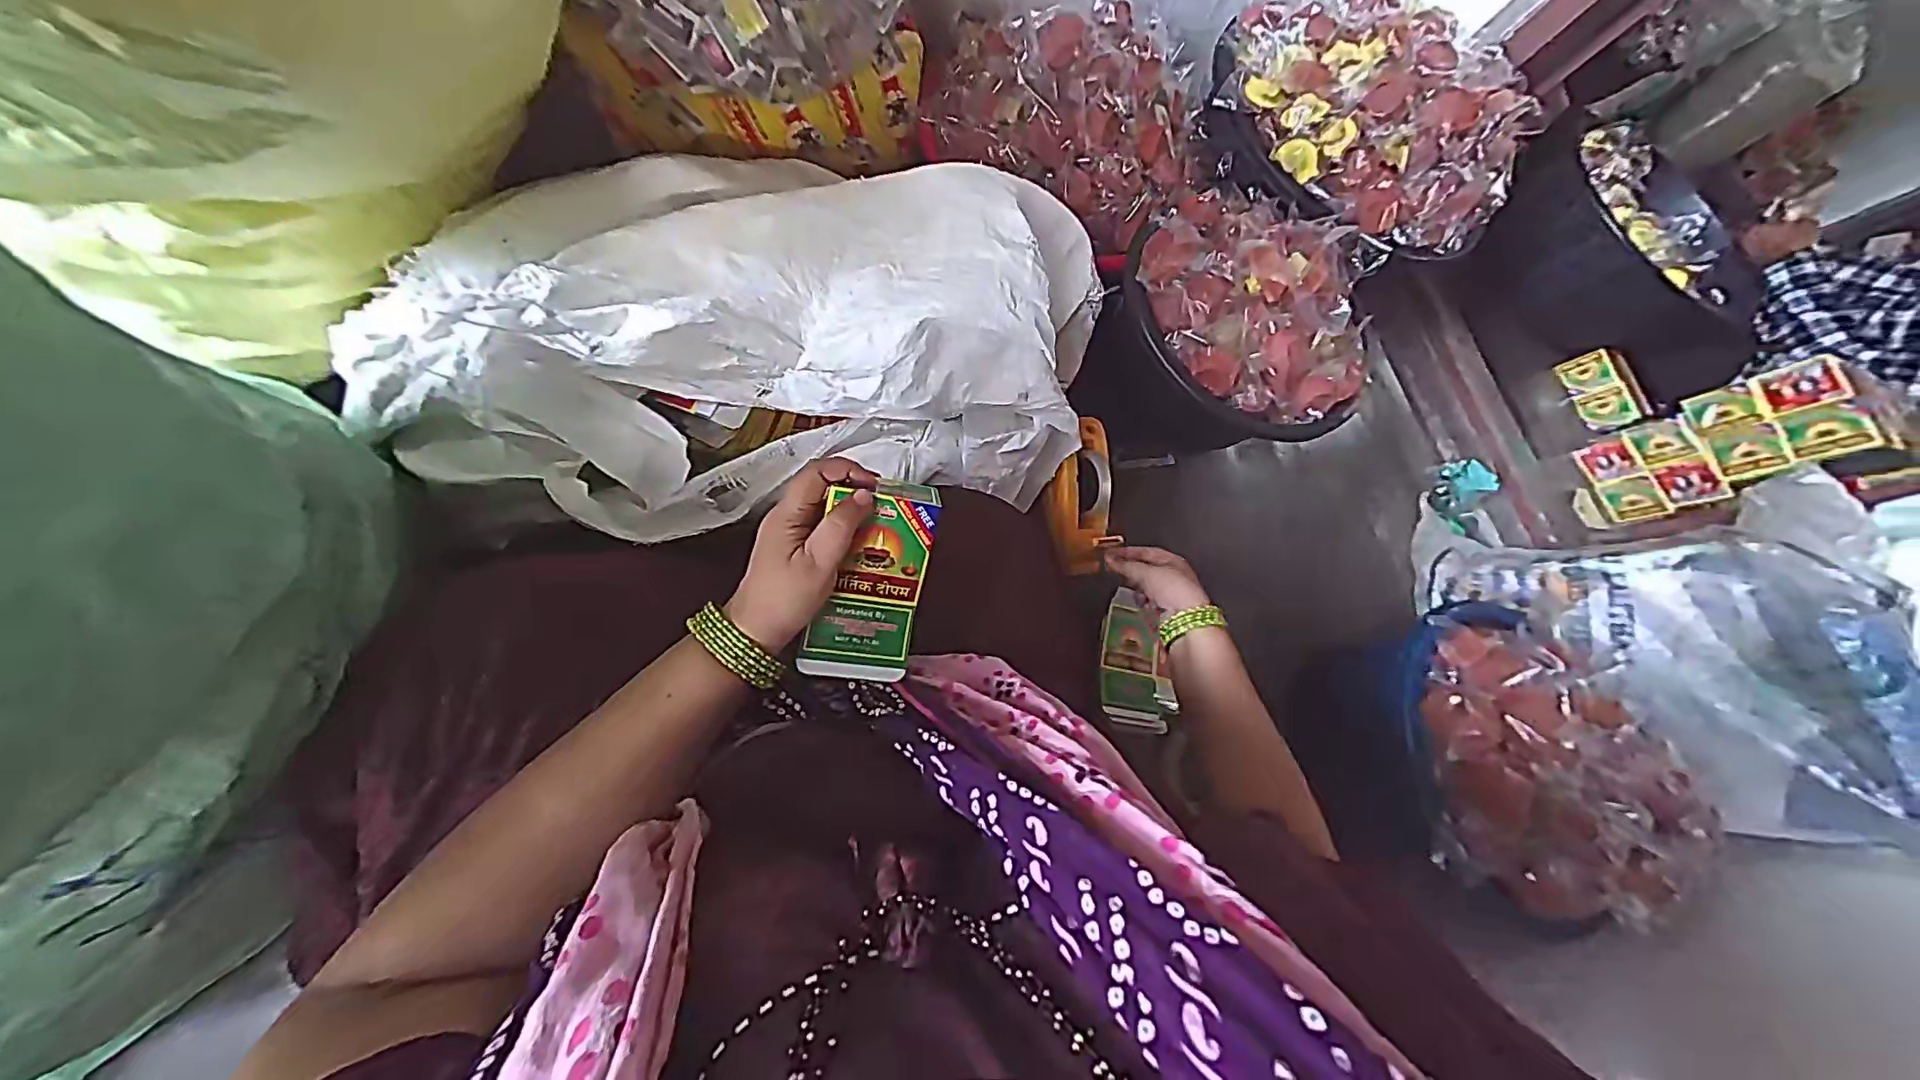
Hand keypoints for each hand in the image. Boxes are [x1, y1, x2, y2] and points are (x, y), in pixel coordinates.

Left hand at [725, 457, 879, 649]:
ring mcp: (790, 531)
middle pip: (823, 485)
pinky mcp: (796, 546)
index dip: (849, 470)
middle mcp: (787, 516)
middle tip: (882, 504)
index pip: (818, 471)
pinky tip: (861, 543)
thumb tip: (864, 495)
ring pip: (825, 506)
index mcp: (787, 514)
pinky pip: (824, 526)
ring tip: (877, 523)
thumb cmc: (783, 600)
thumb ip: (841, 525)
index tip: (875, 486)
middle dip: (855, 489)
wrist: (755, 631)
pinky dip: (845, 529)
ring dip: (852, 510)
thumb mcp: (819, 563)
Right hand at [1104, 546, 1212, 616]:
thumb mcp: (1147, 573)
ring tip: (1121, 584)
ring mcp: (1170, 592)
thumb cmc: (1172, 589)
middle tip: (1112, 568)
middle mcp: (1173, 575)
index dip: (1128, 552)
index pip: (1147, 552)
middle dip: (1130, 568)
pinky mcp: (1166, 608)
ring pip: (1146, 585)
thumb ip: (1127, 565)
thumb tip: (1110, 559)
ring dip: (1134, 584)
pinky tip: (1135, 600)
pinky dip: (1141, 599)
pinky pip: (1149, 599)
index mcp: (1173, 561)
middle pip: (1146, 568)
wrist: (1185, 619)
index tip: (1112, 554)